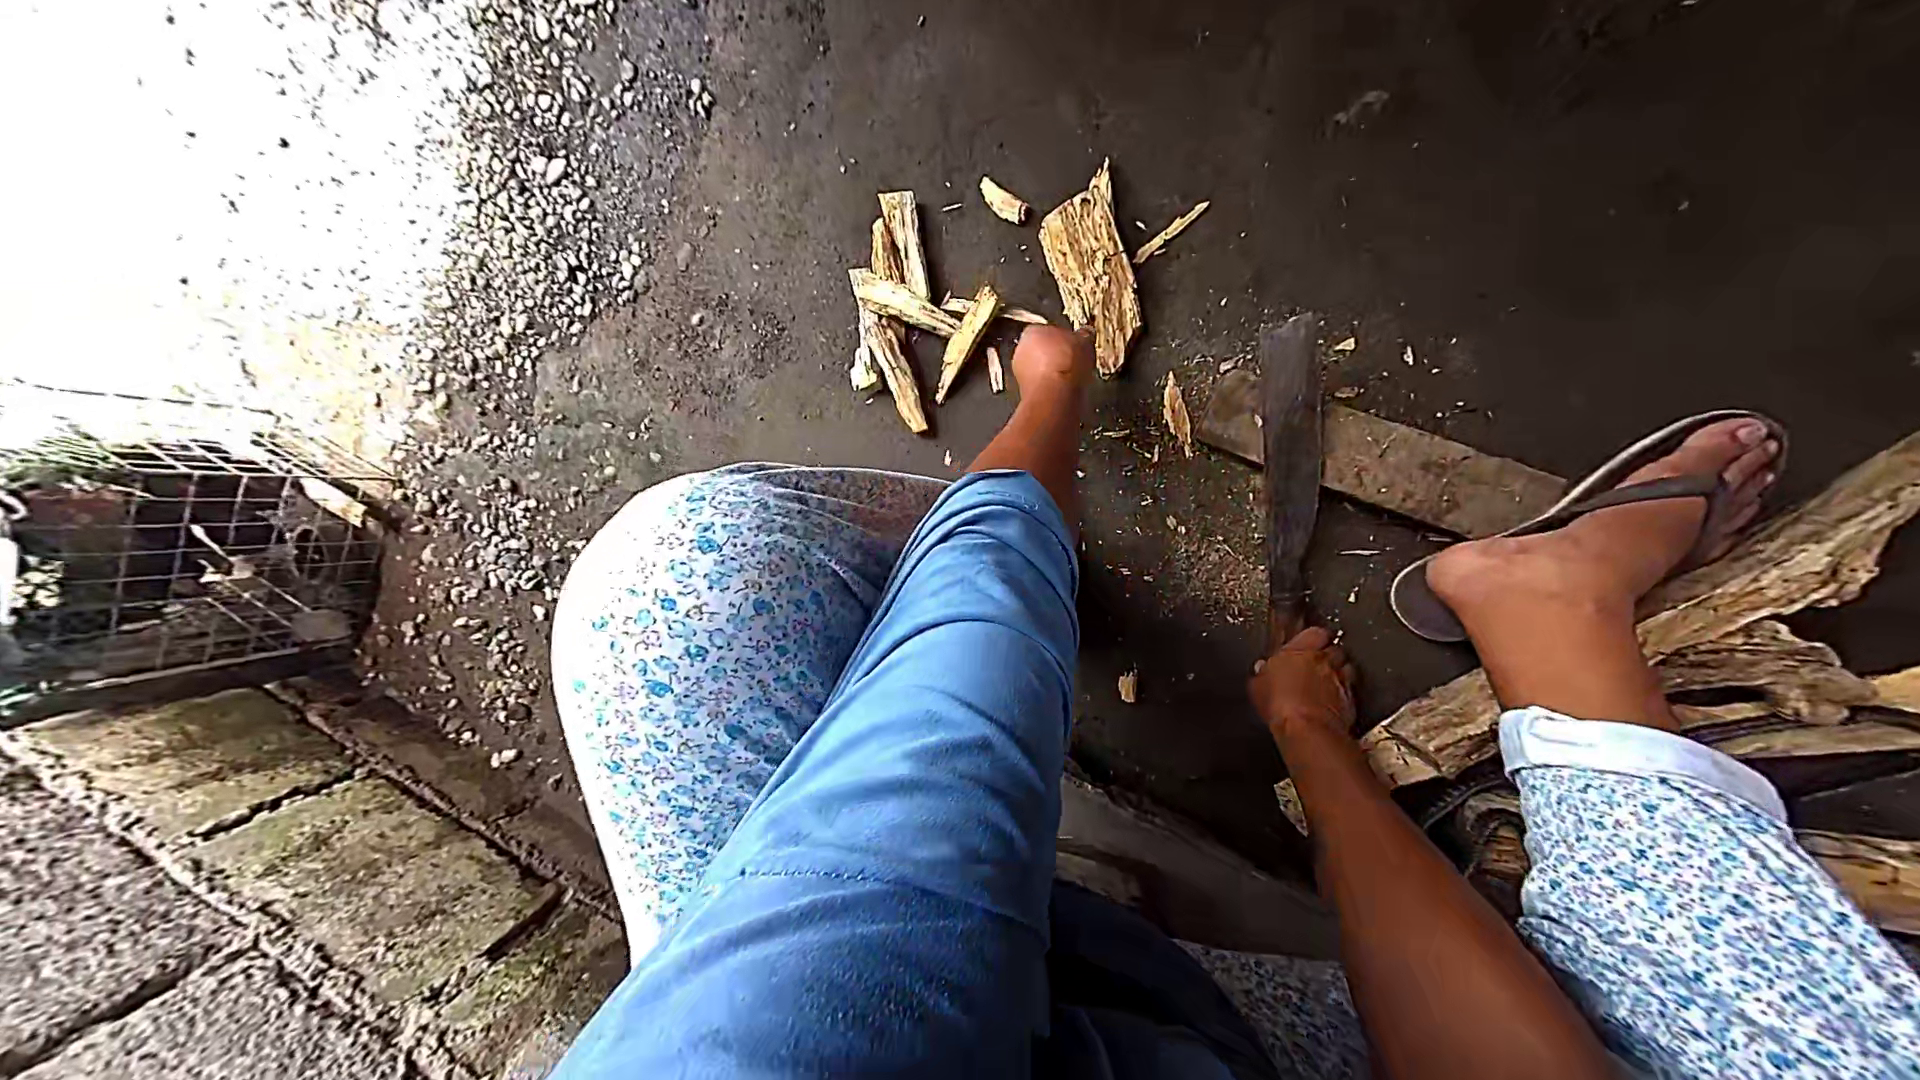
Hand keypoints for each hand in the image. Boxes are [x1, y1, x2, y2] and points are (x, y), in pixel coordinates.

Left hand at [1010, 325, 1093, 394]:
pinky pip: (1043, 386)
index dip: (1062, 337)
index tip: (1074, 344)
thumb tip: (1086, 334)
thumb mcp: (1084, 339)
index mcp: (1031, 331)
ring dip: (1053, 373)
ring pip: (1041, 370)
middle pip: (1041, 351)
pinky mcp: (1026, 394)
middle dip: (1056, 355)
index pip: (1046, 330)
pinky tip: (1064, 390)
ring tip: (1072, 377)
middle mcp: (1020, 352)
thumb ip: (1083, 335)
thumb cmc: (1066, 362)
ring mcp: (1020, 374)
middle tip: (1074, 360)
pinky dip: (1052, 388)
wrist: (1057, 393)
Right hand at [1248, 626, 1355, 740]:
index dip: (1311, 638)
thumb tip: (1262, 670)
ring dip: (1337, 673)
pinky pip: (1350, 690)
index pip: (1314, 632)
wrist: (1306, 729)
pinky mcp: (1352, 700)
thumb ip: (1263, 672)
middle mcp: (1324, 660)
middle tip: (1313, 664)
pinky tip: (1330, 702)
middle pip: (1333, 649)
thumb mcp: (1258, 685)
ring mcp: (1341, 679)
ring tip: (1324, 683)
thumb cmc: (1282, 704)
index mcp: (1300, 649)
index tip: (1304, 645)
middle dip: (1326, 655)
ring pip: (1346, 667)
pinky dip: (1342, 693)